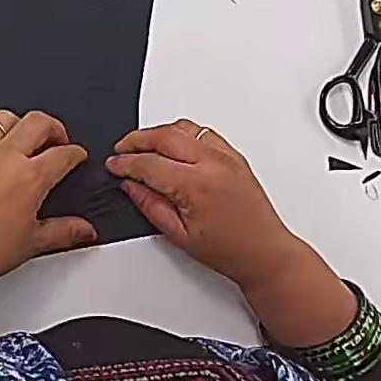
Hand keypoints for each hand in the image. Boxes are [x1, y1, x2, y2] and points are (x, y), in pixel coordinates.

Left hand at [0, 110, 97, 308]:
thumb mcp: (32, 243)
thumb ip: (63, 231)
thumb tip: (83, 231)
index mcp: (30, 177)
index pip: (64, 153)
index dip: (76, 153)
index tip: (76, 155)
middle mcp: (5, 157)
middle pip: (40, 122)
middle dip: (55, 128)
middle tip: (58, 140)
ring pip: (7, 118)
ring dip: (22, 125)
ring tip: (26, 139)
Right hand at [105, 120, 301, 287]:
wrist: (266, 253)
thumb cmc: (232, 250)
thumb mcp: (179, 235)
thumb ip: (151, 206)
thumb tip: (131, 186)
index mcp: (197, 185)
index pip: (150, 163)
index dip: (126, 163)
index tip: (114, 165)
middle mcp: (213, 164)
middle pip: (165, 136)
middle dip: (137, 140)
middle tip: (122, 150)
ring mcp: (227, 157)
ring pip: (184, 128)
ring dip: (159, 133)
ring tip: (144, 145)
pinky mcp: (235, 156)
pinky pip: (204, 133)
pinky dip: (184, 133)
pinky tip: (174, 144)